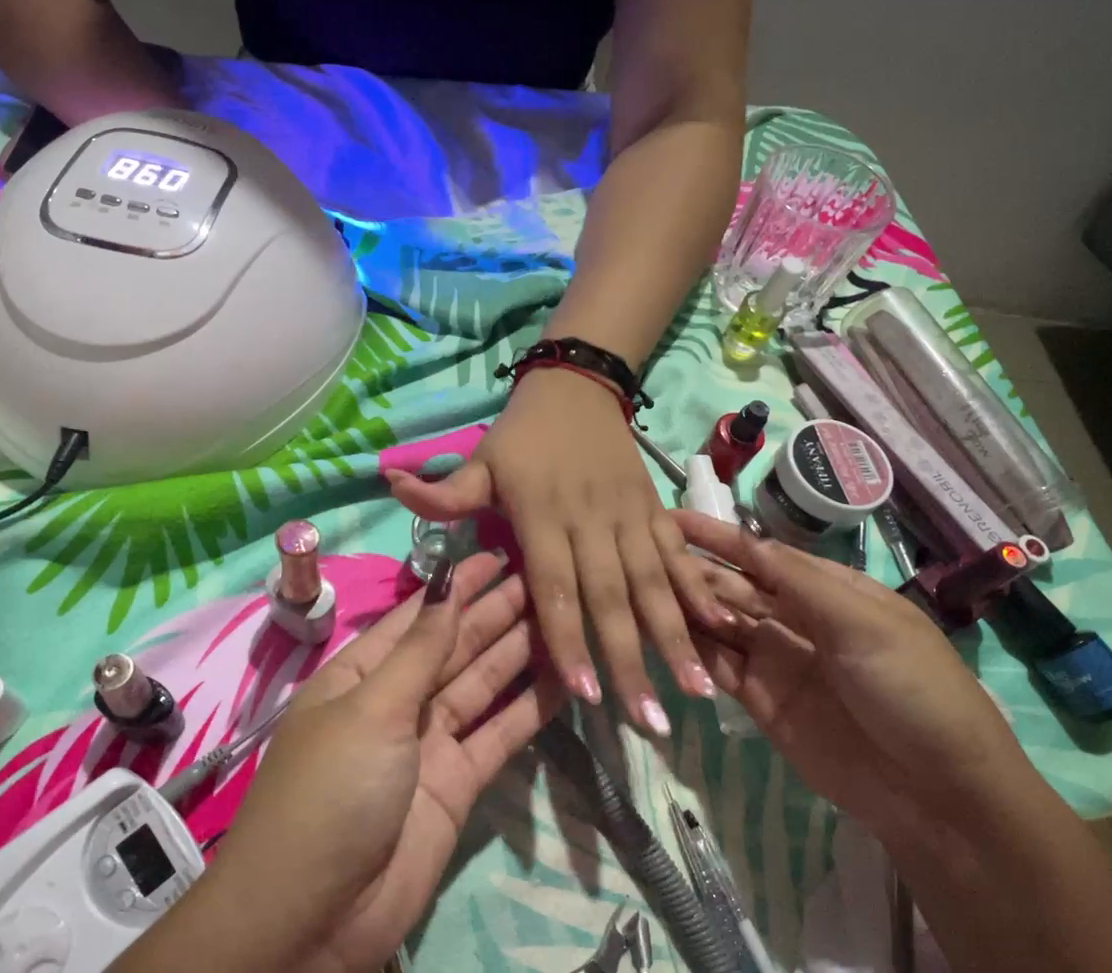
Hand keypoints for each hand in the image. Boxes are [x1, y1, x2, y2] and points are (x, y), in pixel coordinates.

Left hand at [122, 552, 563, 972]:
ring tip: (563, 612)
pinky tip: (562, 678)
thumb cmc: (331, 792)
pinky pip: (497, 736)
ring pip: (480, 686)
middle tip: (546, 573)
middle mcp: (395, 703)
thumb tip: (446, 583)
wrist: (314, 915)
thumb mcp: (371, 711)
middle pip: (453, 647)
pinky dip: (528, 709)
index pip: (417, 617)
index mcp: (360, 675)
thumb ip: (419, 651)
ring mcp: (427, 745)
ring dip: (517, 651)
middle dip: (495, 612)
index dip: (458, 586)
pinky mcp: (456, 786)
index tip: (500, 552)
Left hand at [387, 369, 728, 736]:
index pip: (555, 587)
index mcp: (542, 517)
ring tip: (695, 692)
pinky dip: (699, 588)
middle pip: (610, 597)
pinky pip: (678, 554)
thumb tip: (391, 486)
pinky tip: (720, 626)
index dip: (568, 638)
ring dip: (674, 637)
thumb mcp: (479, 460)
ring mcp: (630, 516)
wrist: (578, 388)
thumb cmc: (521, 437)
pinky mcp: (655, 510)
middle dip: (630, 659)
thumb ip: (445, 492)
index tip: (586, 692)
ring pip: (653, 583)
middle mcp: (591, 522)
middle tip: (649, 722)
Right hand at [672, 511, 1041, 838]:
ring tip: (636, 593)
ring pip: (720, 623)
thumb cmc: (912, 690)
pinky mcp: (761, 701)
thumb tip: (745, 538)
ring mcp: (777, 660)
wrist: (938, 793)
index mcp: (830, 590)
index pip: (763, 554)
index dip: (718, 536)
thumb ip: (800, 582)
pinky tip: (657, 636)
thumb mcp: (864, 624)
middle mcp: (797, 618)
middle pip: (735, 586)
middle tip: (639, 558)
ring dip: (685, 608)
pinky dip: (690, 651)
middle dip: (694, 570)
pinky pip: (718, 666)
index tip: (669, 517)